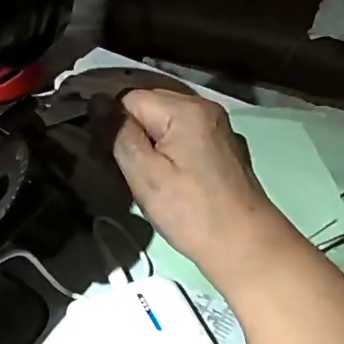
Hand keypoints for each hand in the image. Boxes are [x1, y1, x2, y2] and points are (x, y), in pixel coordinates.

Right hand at [112, 89, 302, 286]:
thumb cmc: (192, 213)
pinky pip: (186, 137)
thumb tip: (97, 103)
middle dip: (132, 130)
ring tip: (143, 174)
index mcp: (187, 109)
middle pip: (152, 105)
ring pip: (168, 122)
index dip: (113, 124)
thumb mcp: (145, 175)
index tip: (106, 156)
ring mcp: (219, 128)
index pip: (130, 98)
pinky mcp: (224, 149)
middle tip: (121, 167)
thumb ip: (119, 134)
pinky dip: (171, 150)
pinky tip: (169, 177)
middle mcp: (206, 109)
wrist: (245, 246)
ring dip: (151, 142)